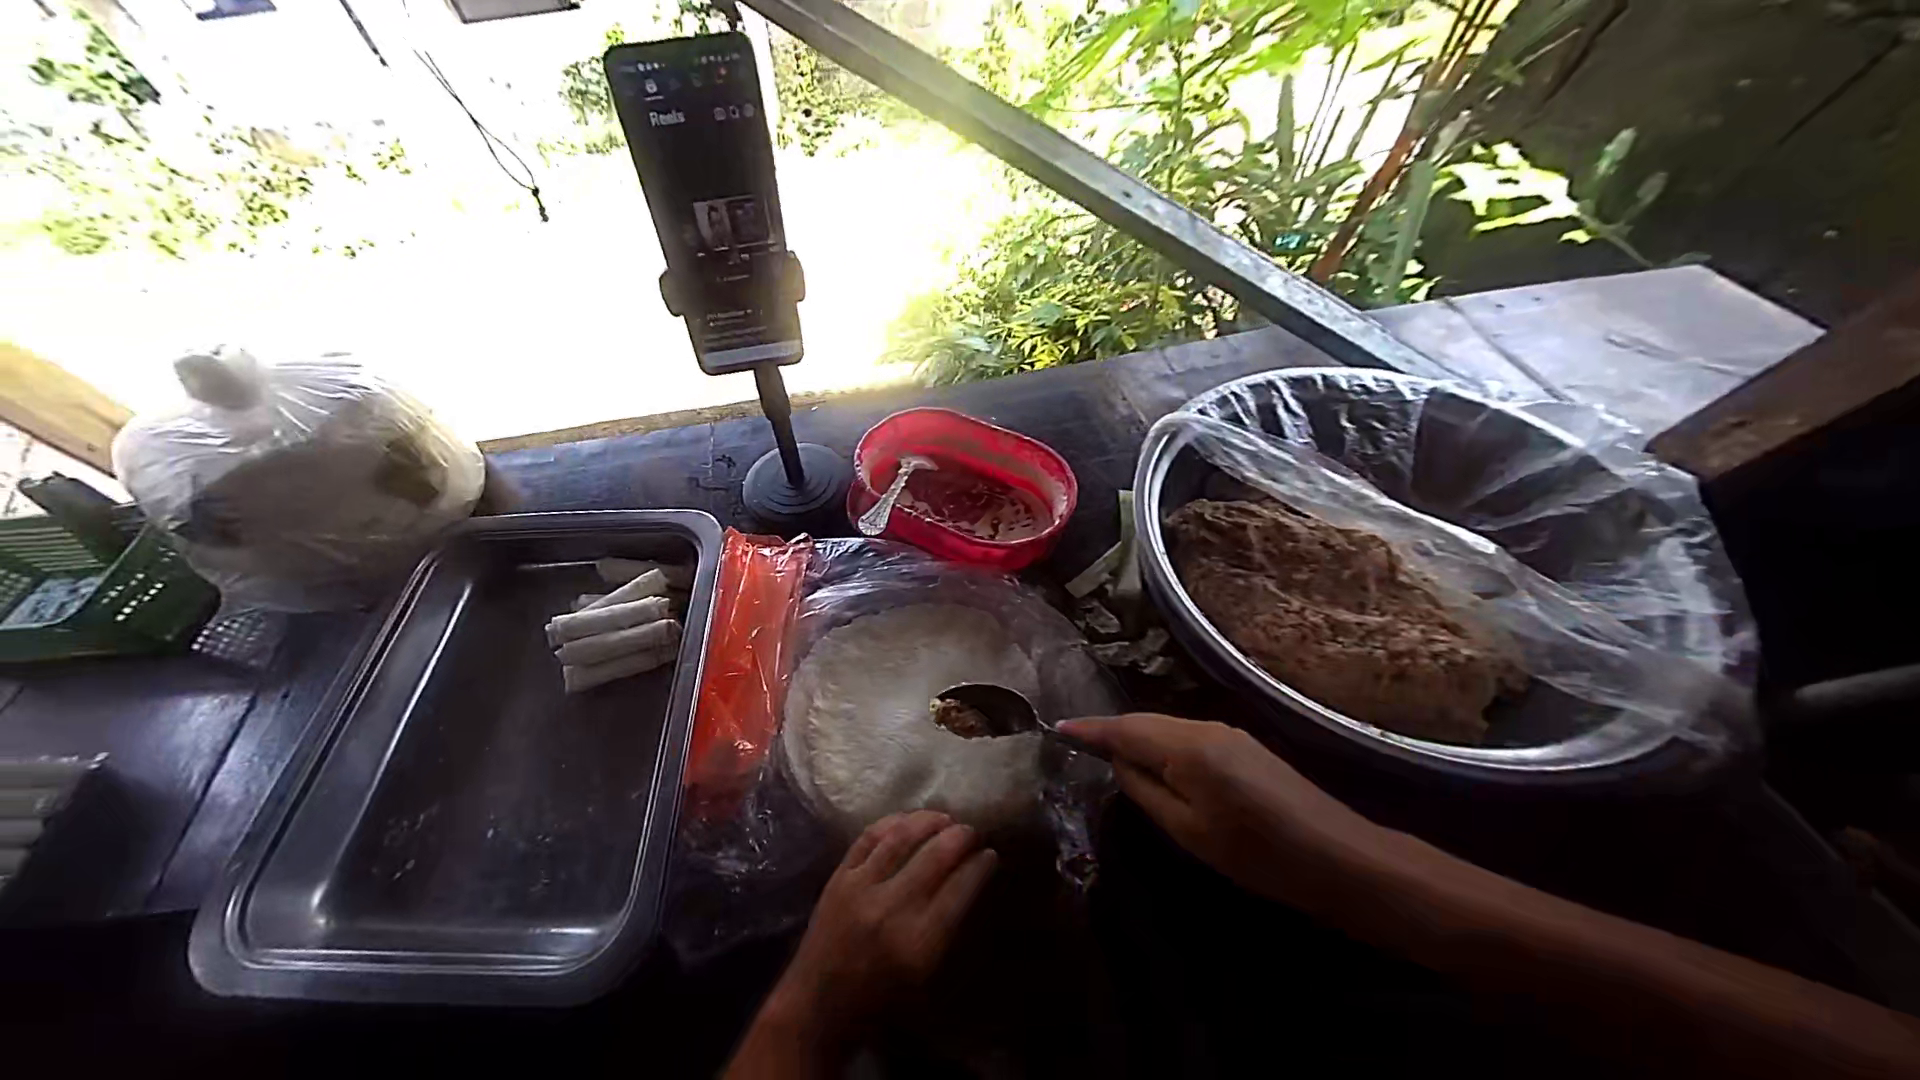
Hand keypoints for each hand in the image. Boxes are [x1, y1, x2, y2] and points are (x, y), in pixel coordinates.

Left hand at [771, 810, 997, 1041]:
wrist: (817, 1009)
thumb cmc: (880, 1002)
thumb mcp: (926, 977)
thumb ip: (948, 929)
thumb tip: (969, 881)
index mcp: (919, 942)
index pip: (960, 888)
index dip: (980, 866)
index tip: (990, 854)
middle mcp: (892, 908)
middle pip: (936, 856)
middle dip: (961, 837)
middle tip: (971, 832)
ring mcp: (861, 888)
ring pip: (902, 837)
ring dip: (929, 821)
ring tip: (945, 818)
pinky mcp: (839, 878)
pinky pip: (868, 837)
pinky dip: (892, 823)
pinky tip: (907, 820)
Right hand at [1059, 713, 1383, 912]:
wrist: (1339, 857)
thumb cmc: (1258, 855)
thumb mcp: (1189, 831)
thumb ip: (1145, 790)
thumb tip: (1118, 761)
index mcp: (1187, 747)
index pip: (1125, 729)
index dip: (1089, 729)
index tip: (1057, 727)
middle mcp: (1203, 727)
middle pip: (1143, 722)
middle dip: (1109, 731)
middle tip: (1075, 741)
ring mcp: (1225, 732)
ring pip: (1164, 727)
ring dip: (1134, 738)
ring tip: (1105, 754)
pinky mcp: (1239, 744)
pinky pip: (1184, 736)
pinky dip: (1159, 744)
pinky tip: (1151, 761)